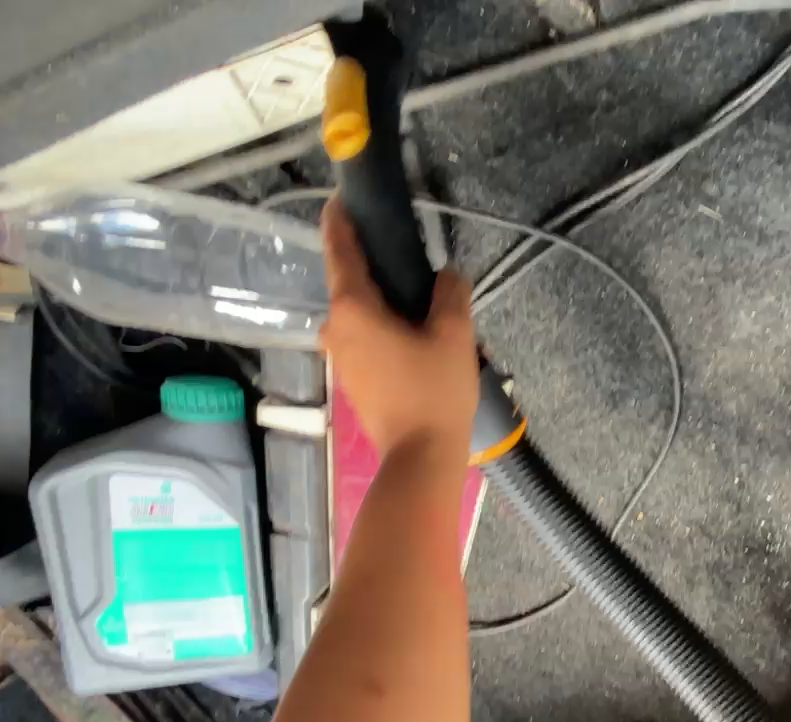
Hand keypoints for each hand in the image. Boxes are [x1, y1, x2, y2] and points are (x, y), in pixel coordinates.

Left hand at [319, 201, 478, 453]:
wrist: (421, 456)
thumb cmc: (435, 392)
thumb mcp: (455, 336)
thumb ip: (451, 295)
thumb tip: (448, 274)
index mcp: (353, 308)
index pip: (340, 249)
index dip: (341, 220)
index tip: (344, 197)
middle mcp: (336, 327)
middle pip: (352, 284)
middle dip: (378, 270)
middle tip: (413, 263)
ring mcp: (341, 357)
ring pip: (362, 315)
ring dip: (387, 305)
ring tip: (425, 307)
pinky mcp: (354, 380)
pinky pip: (367, 340)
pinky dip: (386, 330)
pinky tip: (417, 339)